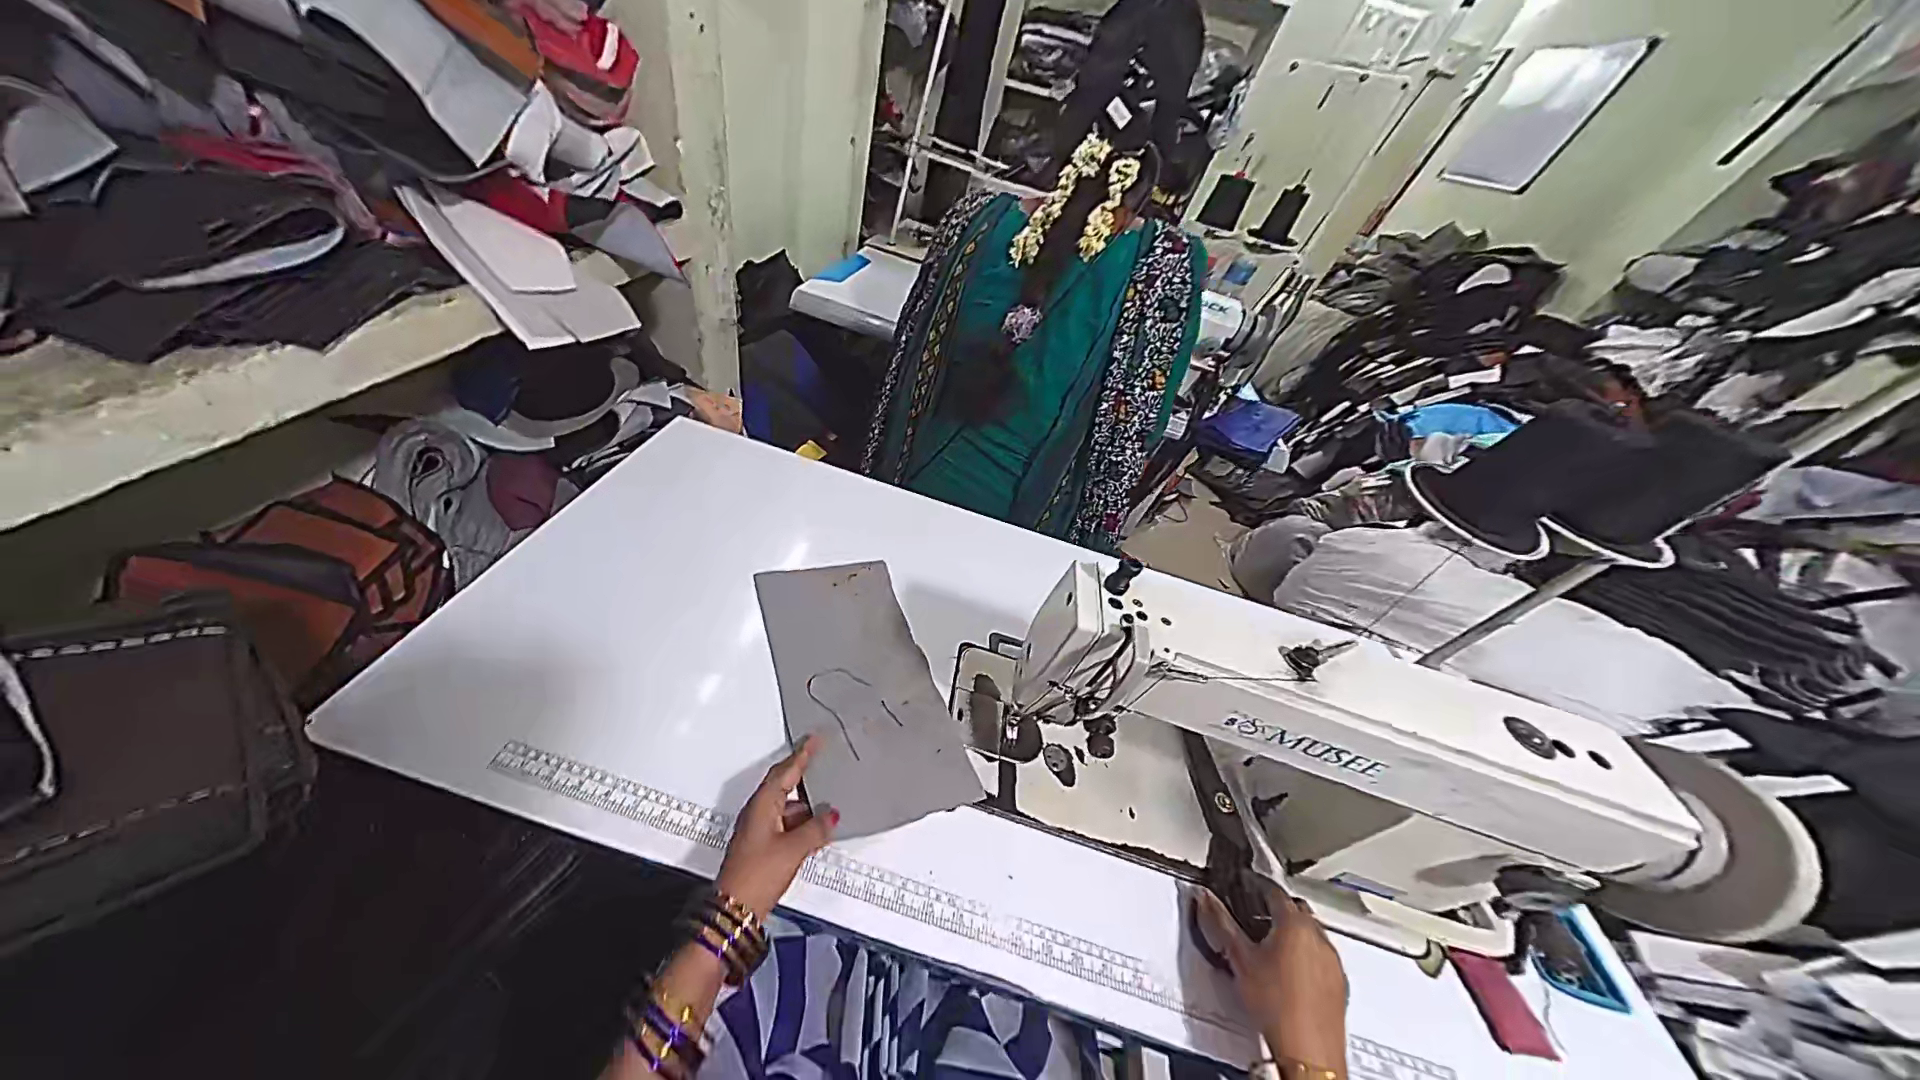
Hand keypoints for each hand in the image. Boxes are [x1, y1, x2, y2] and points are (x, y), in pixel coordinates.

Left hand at [716, 736, 838, 918]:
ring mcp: (758, 829)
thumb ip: (816, 828)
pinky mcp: (761, 846)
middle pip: (783, 785)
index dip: (801, 754)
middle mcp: (758, 812)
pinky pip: (785, 824)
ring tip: (826, 806)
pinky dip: (800, 823)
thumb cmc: (757, 875)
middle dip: (803, 775)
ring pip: (786, 807)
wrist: (735, 909)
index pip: (785, 771)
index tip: (813, 740)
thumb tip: (829, 816)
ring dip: (805, 805)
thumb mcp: (794, 848)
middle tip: (821, 763)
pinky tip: (815, 831)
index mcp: (763, 805)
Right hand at [1197, 881, 1348, 1072]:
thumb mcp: (1239, 958)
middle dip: (1275, 906)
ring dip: (1292, 930)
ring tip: (1269, 942)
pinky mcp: (1339, 984)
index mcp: (1295, 924)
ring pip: (1312, 931)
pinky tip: (1289, 970)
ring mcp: (1332, 962)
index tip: (1245, 884)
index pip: (1273, 890)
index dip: (1255, 884)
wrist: (1307, 1053)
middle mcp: (1319, 938)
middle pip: (1296, 907)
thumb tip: (1206, 899)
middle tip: (1255, 911)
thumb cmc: (1277, 1008)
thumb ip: (1220, 922)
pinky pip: (1322, 955)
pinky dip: (1306, 953)